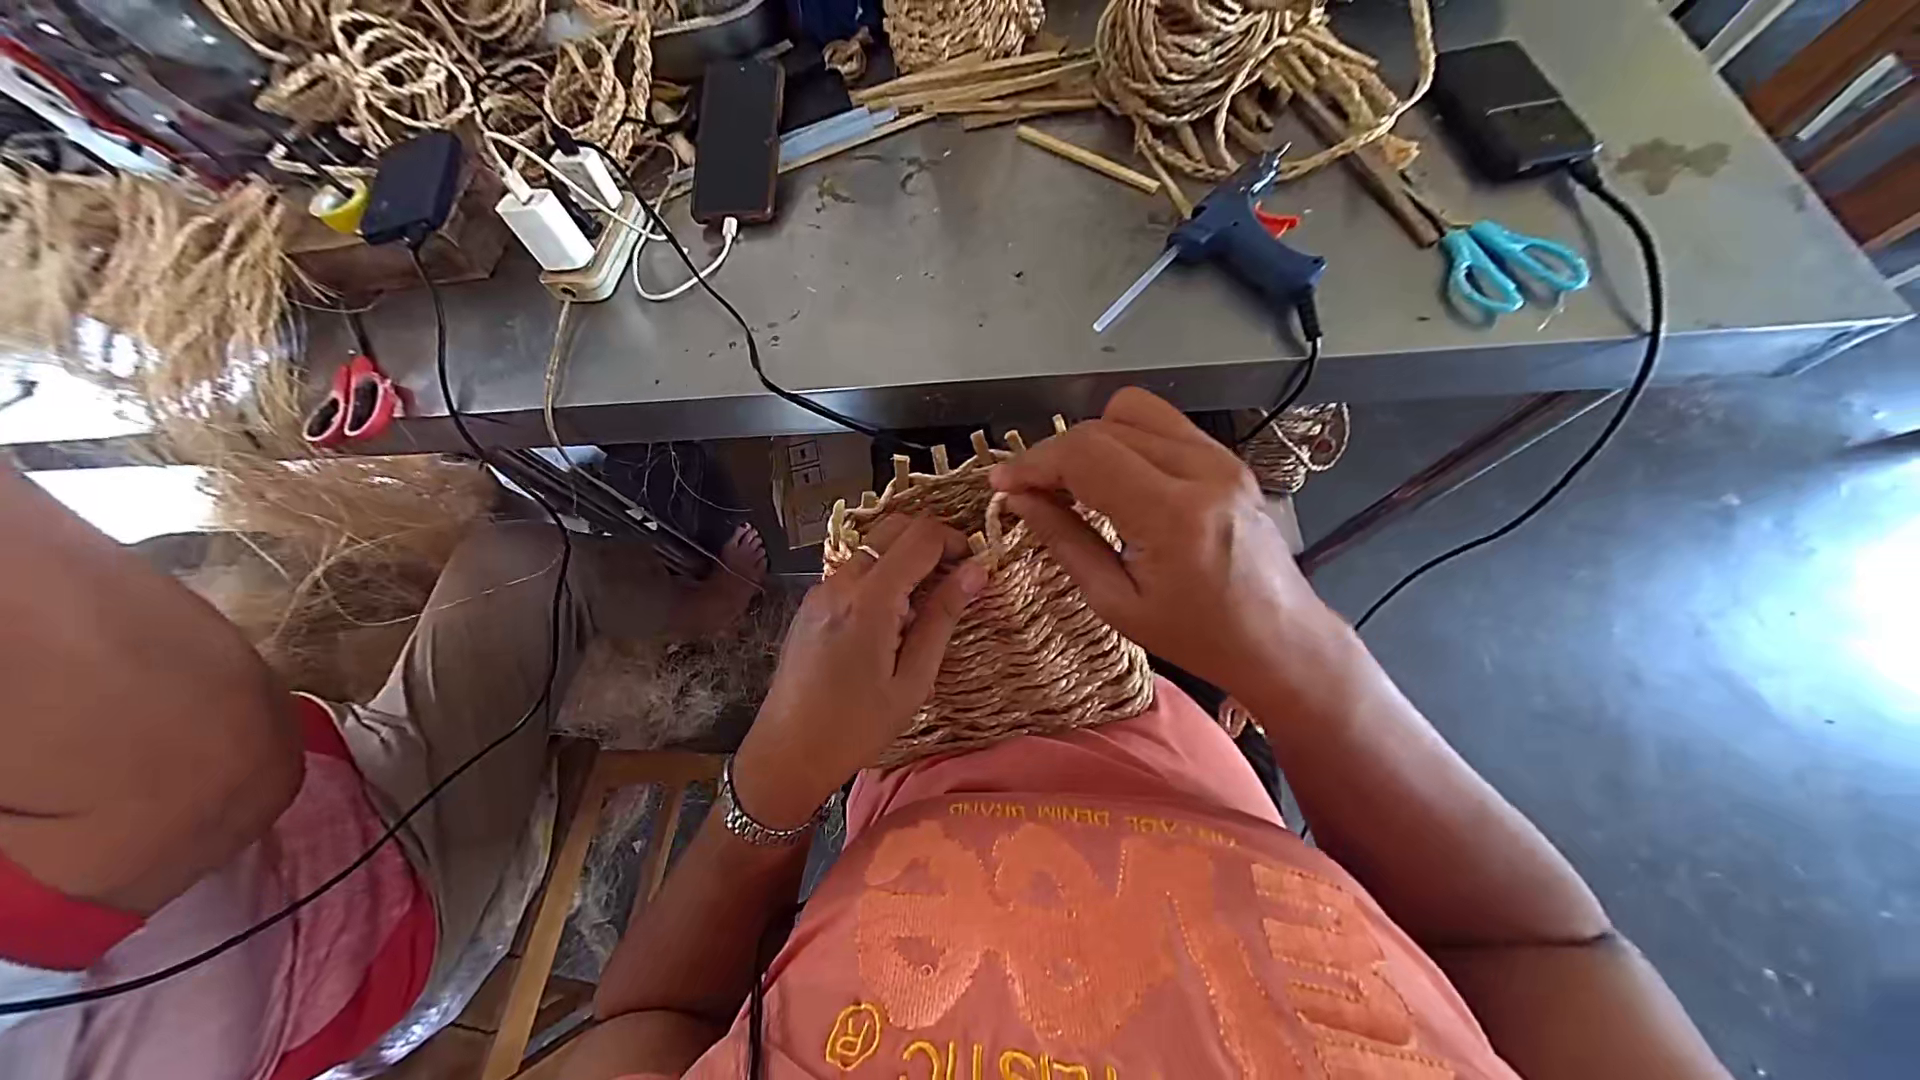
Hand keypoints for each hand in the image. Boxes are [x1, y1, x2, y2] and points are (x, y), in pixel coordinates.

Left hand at [732, 517, 984, 828]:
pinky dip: (883, 575)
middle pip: (895, 527)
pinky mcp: (812, 603)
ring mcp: (821, 590)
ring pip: (874, 546)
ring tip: (924, 608)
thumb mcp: (913, 679)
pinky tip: (892, 619)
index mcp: (869, 600)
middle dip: (932, 541)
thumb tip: (976, 571)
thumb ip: (943, 617)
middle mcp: (840, 582)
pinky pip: (855, 570)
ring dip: (906, 558)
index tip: (975, 565)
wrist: (786, 752)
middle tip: (956, 578)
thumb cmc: (856, 726)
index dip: (955, 540)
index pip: (921, 537)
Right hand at [989, 387, 1349, 699]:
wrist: (1281, 639)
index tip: (1003, 483)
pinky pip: (1161, 424)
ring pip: (1132, 411)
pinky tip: (1113, 477)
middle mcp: (1202, 472)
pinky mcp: (1227, 458)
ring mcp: (1221, 459)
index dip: (1033, 463)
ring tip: (1072, 482)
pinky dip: (1124, 439)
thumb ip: (1065, 541)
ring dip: (1089, 440)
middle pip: (1103, 427)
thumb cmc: (1200, 637)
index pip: (1085, 456)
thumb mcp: (1117, 603)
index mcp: (1173, 516)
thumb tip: (1021, 501)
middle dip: (1054, 453)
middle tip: (1030, 490)